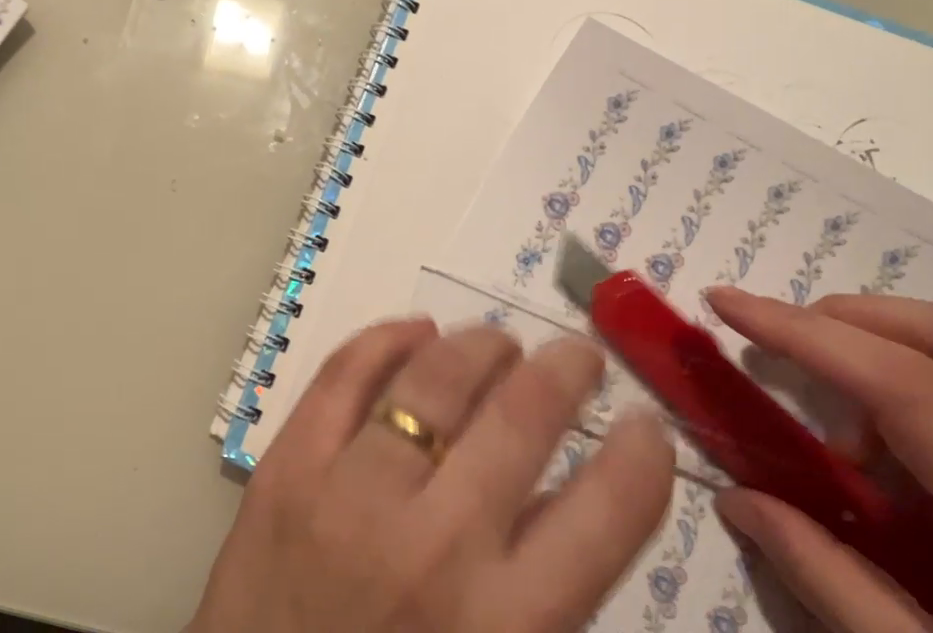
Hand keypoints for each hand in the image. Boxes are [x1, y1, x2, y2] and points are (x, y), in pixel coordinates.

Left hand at [189, 320, 674, 632]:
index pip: (606, 513)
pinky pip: (341, 376)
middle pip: (519, 421)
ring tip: (500, 339)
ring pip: (431, 382)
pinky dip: (383, 340)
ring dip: (479, 345)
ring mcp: (351, 493)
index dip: (641, 455)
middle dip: (563, 371)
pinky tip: (414, 329)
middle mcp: (435, 543)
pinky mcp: (287, 465)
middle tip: (576, 354)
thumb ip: (540, 587)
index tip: (646, 423)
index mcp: (505, 620)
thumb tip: (574, 489)